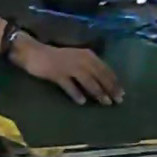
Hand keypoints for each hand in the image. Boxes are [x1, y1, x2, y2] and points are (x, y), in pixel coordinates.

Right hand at [10, 33, 124, 104]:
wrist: (35, 53)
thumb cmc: (57, 58)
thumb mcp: (77, 60)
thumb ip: (89, 69)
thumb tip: (103, 85)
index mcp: (87, 55)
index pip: (105, 69)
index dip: (114, 81)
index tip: (122, 93)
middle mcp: (81, 59)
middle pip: (99, 75)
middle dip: (109, 88)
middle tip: (117, 101)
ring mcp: (69, 66)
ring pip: (87, 80)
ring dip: (97, 91)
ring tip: (104, 103)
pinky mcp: (57, 74)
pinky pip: (69, 85)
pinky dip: (76, 93)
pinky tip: (81, 102)